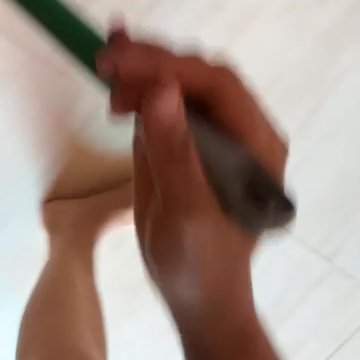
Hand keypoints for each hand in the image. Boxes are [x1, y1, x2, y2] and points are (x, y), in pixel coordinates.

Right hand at [98, 28, 288, 337]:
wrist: (196, 297)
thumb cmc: (199, 262)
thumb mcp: (186, 211)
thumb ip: (175, 150)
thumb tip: (161, 90)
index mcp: (255, 143)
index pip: (215, 84)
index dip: (167, 66)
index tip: (119, 63)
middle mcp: (240, 129)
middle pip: (196, 74)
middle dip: (151, 62)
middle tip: (105, 62)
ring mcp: (211, 133)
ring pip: (179, 80)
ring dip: (142, 66)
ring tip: (104, 64)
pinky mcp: (184, 140)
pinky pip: (162, 100)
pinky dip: (137, 81)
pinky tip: (112, 69)